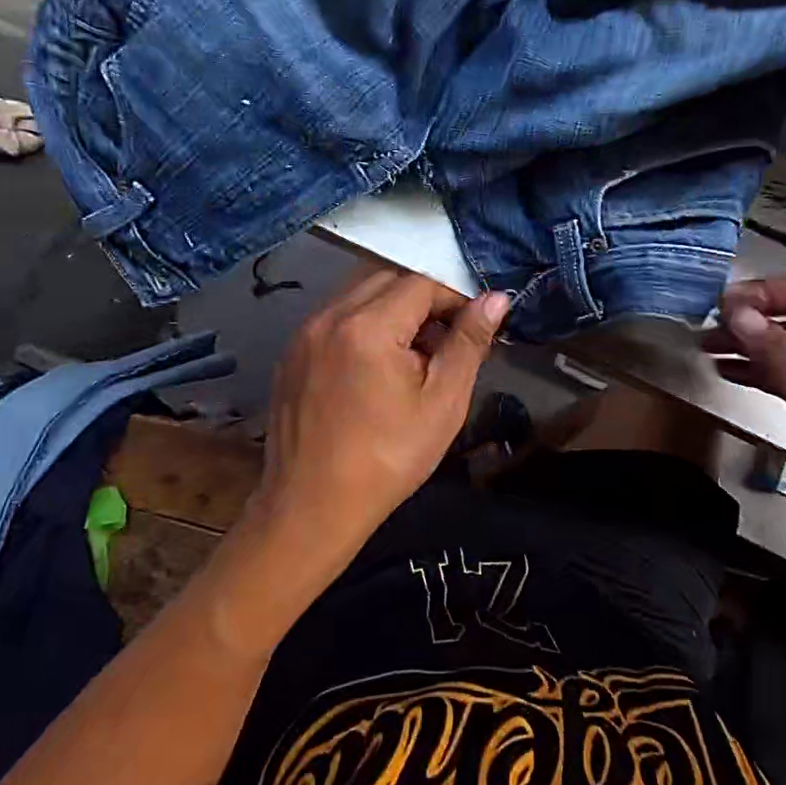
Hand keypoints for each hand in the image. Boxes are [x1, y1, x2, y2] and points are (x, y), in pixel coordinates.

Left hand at [254, 264, 508, 545]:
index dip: (454, 298)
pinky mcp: (289, 354)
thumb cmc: (387, 459)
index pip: (420, 282)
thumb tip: (495, 300)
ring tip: (410, 356)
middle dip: (421, 299)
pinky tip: (372, 369)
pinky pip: (332, 319)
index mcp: (367, 326)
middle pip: (385, 278)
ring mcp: (302, 334)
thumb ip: (468, 344)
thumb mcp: (441, 404)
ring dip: (390, 310)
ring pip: (355, 295)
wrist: (313, 506)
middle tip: (443, 342)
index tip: (471, 328)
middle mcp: (327, 316)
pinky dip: (360, 326)